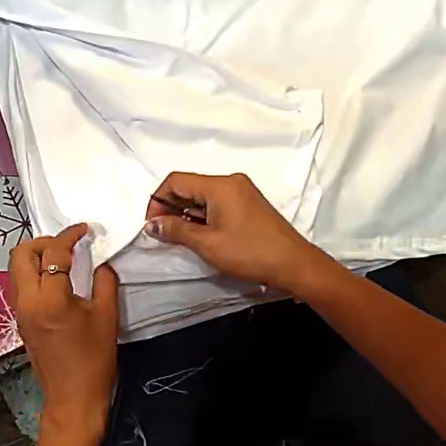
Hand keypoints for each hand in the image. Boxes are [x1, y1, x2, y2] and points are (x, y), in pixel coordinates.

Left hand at [9, 224, 118, 445]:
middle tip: (67, 244)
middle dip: (44, 242)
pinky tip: (57, 280)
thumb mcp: (107, 316)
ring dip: (36, 257)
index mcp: (49, 299)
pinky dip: (34, 274)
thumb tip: (100, 262)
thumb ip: (104, 281)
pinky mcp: (21, 322)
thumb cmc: (94, 361)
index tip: (84, 231)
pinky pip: (21, 286)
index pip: (54, 253)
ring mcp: (20, 312)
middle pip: (21, 254)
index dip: (70, 235)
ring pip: (16, 270)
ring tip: (62, 260)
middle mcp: (27, 302)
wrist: (74, 398)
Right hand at [144, 172, 342, 295]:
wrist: (293, 264)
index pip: (176, 181)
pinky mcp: (248, 204)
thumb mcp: (207, 244)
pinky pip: (217, 203)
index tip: (152, 225)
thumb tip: (152, 224)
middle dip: (170, 207)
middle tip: (162, 233)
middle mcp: (231, 182)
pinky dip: (203, 216)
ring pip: (202, 196)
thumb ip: (176, 230)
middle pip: (189, 186)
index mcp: (220, 185)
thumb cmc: (249, 253)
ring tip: (180, 237)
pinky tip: (200, 235)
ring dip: (186, 213)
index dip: (158, 201)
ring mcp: (242, 192)